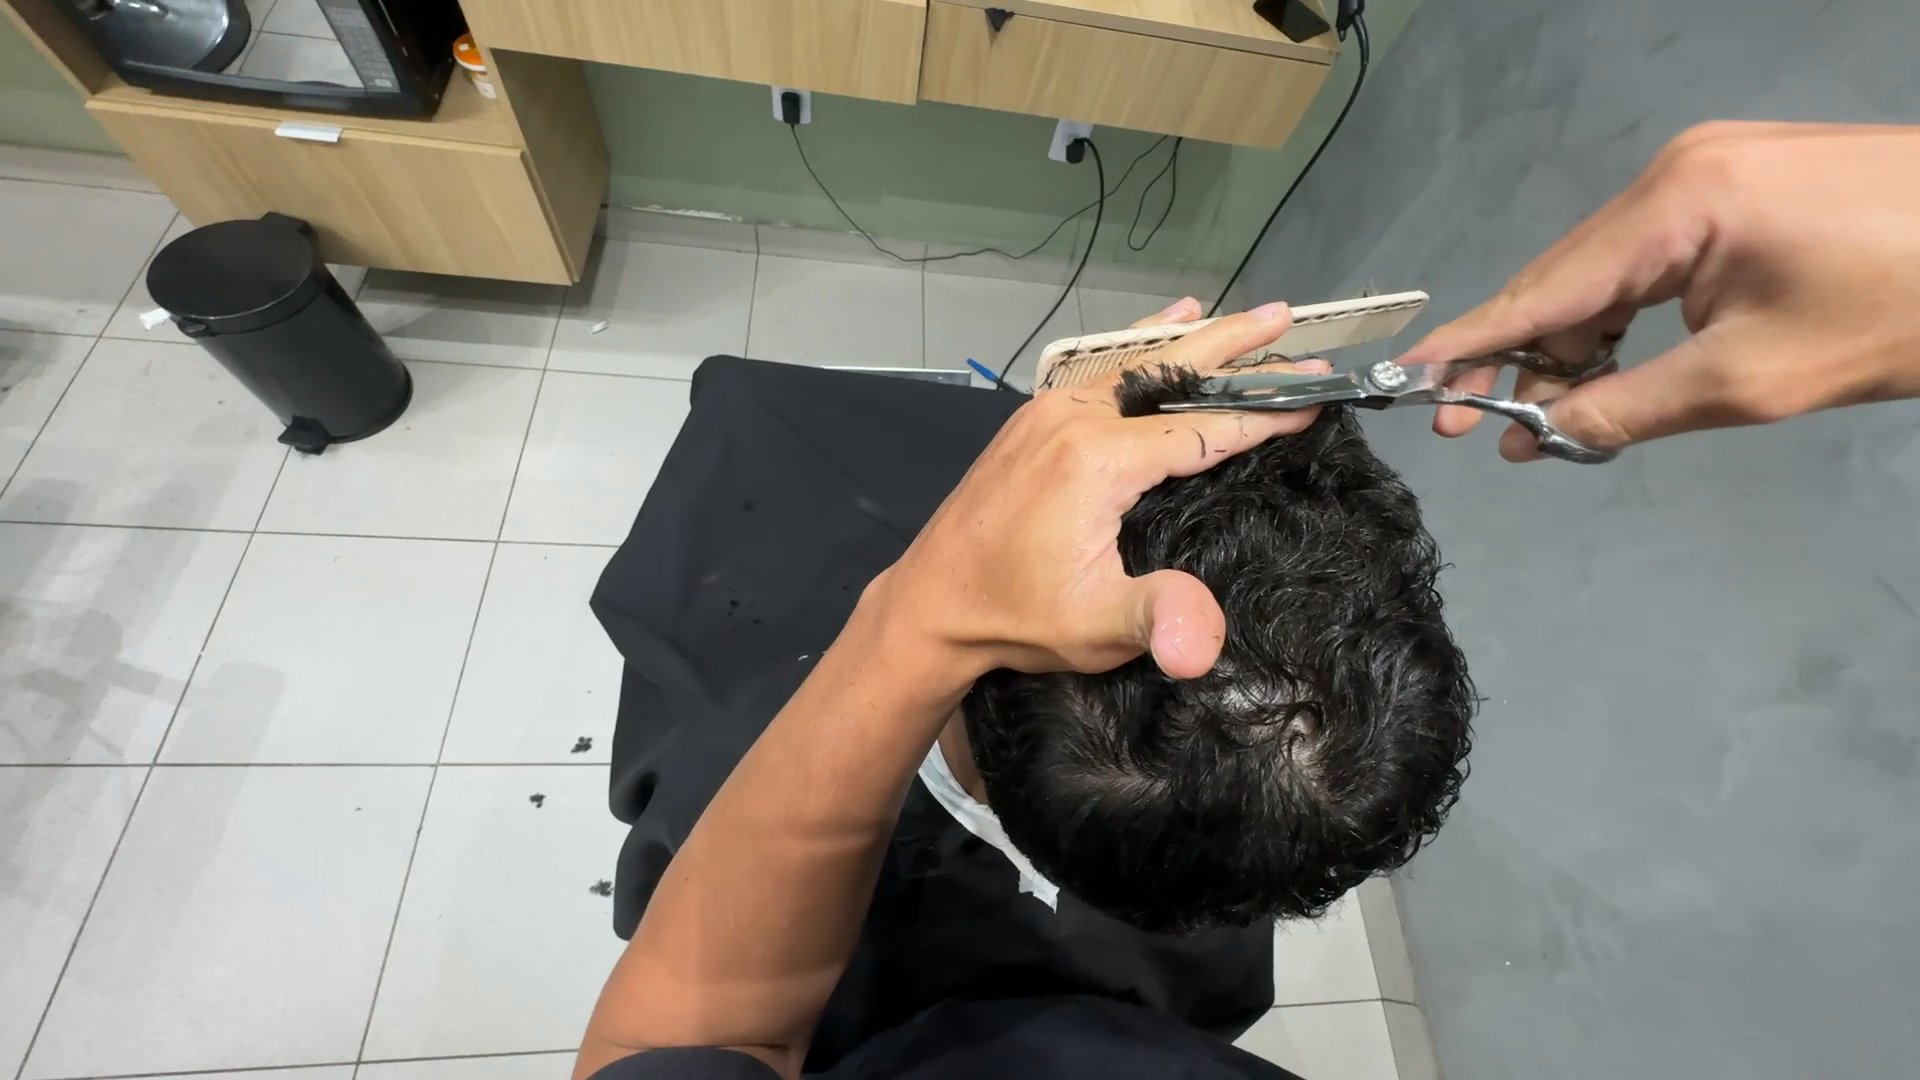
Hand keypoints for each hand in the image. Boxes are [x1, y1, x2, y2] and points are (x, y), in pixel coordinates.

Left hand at [867, 299, 1315, 681]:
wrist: (931, 601)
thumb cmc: (1013, 615)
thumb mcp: (1092, 626)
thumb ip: (1156, 618)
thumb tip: (1206, 644)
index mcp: (1097, 457)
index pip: (1202, 427)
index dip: (1263, 415)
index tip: (1316, 397)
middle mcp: (1072, 417)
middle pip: (1170, 373)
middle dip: (1236, 349)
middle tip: (1292, 322)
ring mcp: (1045, 413)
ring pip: (1133, 365)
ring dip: (1191, 343)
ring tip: (1241, 319)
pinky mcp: (1030, 423)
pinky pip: (1097, 374)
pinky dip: (1137, 350)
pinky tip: (1157, 329)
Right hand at [1399, 122, 1919, 459]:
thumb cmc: (1911, 312)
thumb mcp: (1750, 380)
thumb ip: (1618, 410)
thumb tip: (1526, 442)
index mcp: (1673, 206)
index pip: (1538, 294)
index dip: (1464, 345)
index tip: (1400, 379)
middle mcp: (1669, 178)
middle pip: (1554, 287)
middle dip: (1512, 363)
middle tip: (1471, 428)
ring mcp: (1699, 178)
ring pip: (1591, 284)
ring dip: (1564, 354)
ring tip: (1545, 418)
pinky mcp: (1725, 191)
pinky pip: (1635, 269)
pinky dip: (1611, 328)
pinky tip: (1598, 373)